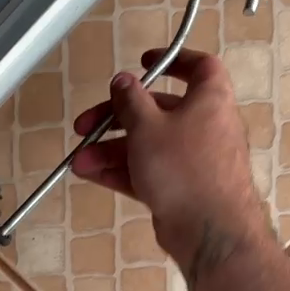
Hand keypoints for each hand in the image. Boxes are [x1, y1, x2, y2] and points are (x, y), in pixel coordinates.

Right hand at [70, 48, 268, 279]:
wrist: (208, 230)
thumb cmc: (185, 168)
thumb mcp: (148, 126)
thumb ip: (131, 102)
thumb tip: (123, 81)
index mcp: (208, 99)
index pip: (198, 67)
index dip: (173, 60)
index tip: (146, 61)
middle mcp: (203, 126)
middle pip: (156, 112)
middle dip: (117, 118)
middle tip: (86, 124)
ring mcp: (191, 160)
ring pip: (146, 146)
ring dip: (110, 150)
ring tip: (81, 160)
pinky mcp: (178, 188)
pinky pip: (145, 172)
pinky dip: (120, 171)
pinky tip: (91, 173)